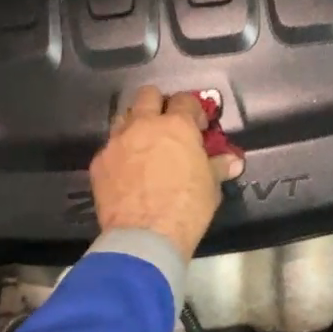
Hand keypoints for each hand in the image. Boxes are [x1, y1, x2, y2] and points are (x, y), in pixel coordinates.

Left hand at [90, 86, 228, 259]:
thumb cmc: (187, 207)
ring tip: (145, 145)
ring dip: (136, 124)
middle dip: (159, 104)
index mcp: (176, 127)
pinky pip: (110, 147)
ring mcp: (117, 142)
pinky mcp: (98, 162)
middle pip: (148, 95)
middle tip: (168, 125)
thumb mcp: (211, 187)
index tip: (199, 124)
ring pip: (124, 117)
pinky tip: (128, 171)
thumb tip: (233, 161)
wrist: (145, 236)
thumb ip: (218, 167)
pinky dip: (121, 153)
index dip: (194, 109)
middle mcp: (144, 125)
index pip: (185, 100)